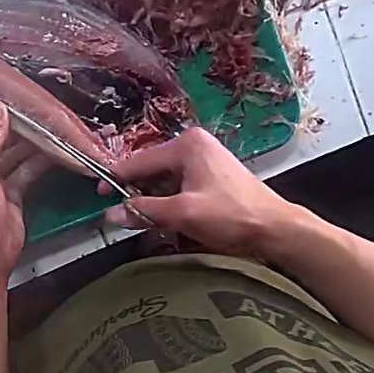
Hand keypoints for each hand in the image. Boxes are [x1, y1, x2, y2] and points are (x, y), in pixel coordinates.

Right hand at [105, 127, 304, 254]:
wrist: (275, 227)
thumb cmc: (232, 215)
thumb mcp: (183, 213)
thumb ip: (145, 211)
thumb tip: (112, 213)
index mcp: (186, 144)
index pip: (139, 161)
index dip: (116, 179)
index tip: (98, 194)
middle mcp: (194, 145)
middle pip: (152, 170)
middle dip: (138, 194)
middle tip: (125, 216)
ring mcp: (205, 160)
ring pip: (165, 181)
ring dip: (155, 202)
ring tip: (146, 222)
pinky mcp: (212, 177)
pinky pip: (180, 187)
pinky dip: (170, 203)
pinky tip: (167, 221)